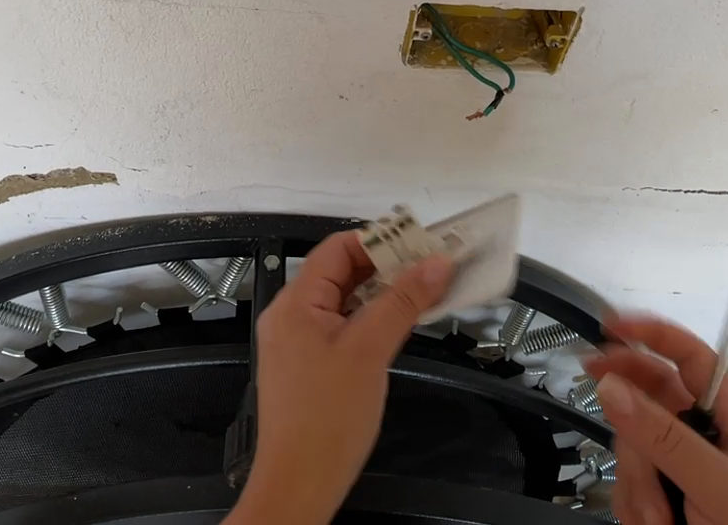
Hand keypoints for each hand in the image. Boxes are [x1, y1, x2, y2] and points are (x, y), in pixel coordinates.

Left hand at [225, 231, 452, 524]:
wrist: (299, 486)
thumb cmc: (327, 419)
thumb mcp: (371, 351)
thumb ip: (403, 301)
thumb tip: (437, 263)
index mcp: (296, 302)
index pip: (337, 248)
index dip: (378, 240)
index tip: (417, 243)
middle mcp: (290, 314)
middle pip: (339, 271)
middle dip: (385, 266)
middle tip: (428, 266)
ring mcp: (296, 340)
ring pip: (342, 299)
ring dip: (380, 292)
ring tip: (420, 291)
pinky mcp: (306, 363)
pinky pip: (340, 324)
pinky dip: (368, 317)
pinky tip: (397, 323)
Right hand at [583, 313, 727, 524]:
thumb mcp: (720, 491)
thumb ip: (666, 438)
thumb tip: (610, 384)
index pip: (693, 361)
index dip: (656, 335)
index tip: (611, 326)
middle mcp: (700, 441)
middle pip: (648, 394)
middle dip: (628, 406)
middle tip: (592, 378)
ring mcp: (675, 472)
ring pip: (629, 442)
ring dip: (635, 479)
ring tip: (657, 521)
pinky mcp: (655, 502)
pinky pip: (622, 481)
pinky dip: (629, 504)